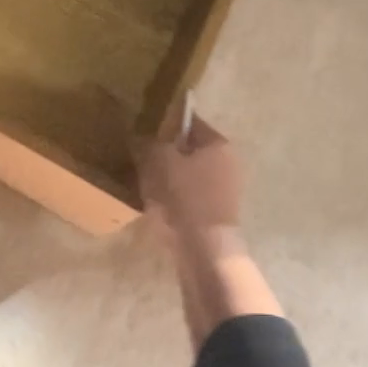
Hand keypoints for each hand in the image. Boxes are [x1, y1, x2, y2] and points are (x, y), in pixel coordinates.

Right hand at [138, 115, 242, 246]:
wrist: (202, 246)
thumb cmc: (182, 194)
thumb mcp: (156, 159)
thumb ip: (149, 141)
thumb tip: (143, 136)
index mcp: (218, 143)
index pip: (188, 121)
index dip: (164, 122)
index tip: (143, 128)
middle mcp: (228, 162)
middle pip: (190, 147)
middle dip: (166, 150)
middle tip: (139, 153)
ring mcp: (225, 188)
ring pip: (189, 171)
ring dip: (168, 173)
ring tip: (143, 177)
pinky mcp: (217, 210)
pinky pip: (190, 192)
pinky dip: (174, 193)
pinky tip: (155, 198)